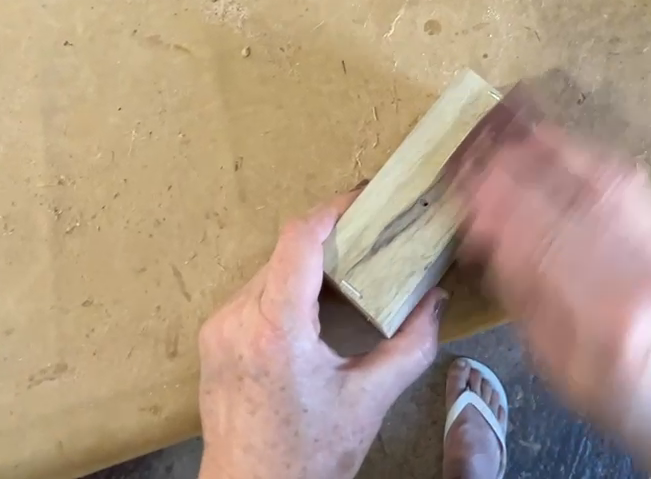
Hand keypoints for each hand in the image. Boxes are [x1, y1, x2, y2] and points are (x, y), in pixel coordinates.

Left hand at [197, 192, 444, 478]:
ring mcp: (219, 326)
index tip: (362, 198)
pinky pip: (253, 291)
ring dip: (305, 263)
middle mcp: (239, 316)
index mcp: (276, 328)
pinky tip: (310, 305)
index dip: (331, 209)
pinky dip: (285, 286)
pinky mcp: (212, 337)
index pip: (299, 240)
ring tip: (344, 269)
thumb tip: (438, 299)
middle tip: (366, 235)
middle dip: (327, 237)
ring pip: (268, 268)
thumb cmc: (309, 456)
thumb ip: (410, 346)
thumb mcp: (368, 403)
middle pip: (286, 251)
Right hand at [453, 113, 650, 462]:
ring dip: (536, 150)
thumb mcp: (548, 358)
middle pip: (565, 204)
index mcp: (605, 321)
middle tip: (469, 153)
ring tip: (495, 132)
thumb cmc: (604, 388)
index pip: (539, 247)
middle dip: (509, 172)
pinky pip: (614, 170)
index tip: (461, 187)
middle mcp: (640, 272)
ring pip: (590, 178)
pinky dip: (573, 147)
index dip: (497, 210)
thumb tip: (482, 231)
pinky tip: (540, 132)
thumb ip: (518, 292)